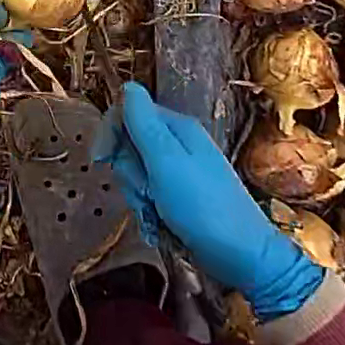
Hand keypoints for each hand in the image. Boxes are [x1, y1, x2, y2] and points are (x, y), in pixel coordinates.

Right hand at [118, 82, 322, 319]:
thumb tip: (128, 85)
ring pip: (138, 173)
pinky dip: (149, 210)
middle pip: (131, 145)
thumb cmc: (203, 207)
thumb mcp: (166, 161)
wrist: (244, 258)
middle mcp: (179, 144)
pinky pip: (150, 195)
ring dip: (138, 195)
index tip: (100, 160)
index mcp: (177, 128)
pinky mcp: (181, 197)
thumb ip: (144, 123)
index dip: (110, 133)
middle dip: (128, 172)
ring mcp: (181, 172)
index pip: (129, 112)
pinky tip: (158, 225)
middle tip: (145, 191)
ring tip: (155, 212)